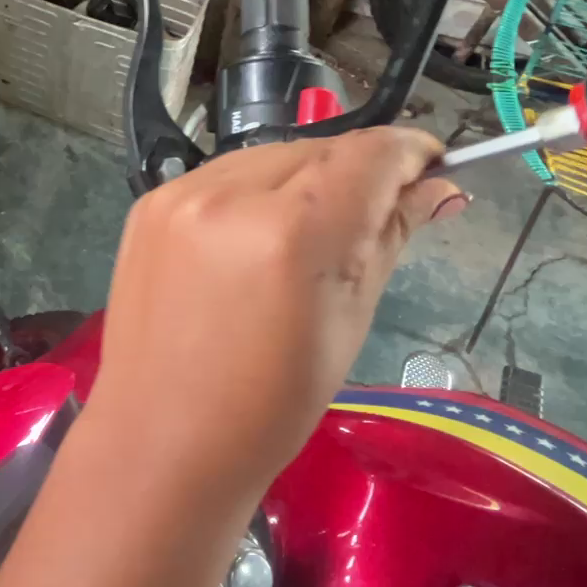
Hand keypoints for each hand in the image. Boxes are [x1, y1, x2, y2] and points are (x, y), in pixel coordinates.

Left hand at [86, 127, 464, 482]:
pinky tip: (257, 233)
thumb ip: (389, 238)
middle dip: (356, 171)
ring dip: (303, 178)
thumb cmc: (269, 403)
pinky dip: (253, 191)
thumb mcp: (349, 322)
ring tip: (311, 231)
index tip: (432, 165)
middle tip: (378, 210)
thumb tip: (437, 189)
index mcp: (290, 232)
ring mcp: (180, 194)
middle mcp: (228, 195)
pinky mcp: (149, 202)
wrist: (160, 436)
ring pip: (268, 156)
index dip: (410, 153)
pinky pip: (221, 175)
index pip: (368, 156)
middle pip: (317, 150)